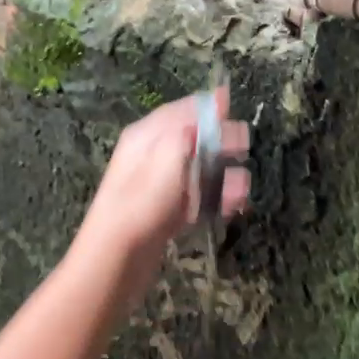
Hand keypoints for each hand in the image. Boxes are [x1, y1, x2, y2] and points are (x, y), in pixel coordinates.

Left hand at [78, 86, 250, 260]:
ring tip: (242, 186)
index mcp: (148, 135)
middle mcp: (153, 155)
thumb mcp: (169, 154)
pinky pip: (197, 196)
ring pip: (200, 170)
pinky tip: (231, 205)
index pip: (183, 110)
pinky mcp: (167, 211)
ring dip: (224, 174)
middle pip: (195, 139)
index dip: (210, 108)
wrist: (116, 260)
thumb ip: (193, 126)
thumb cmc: (143, 201)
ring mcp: (160, 185)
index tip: (233, 108)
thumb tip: (216, 98)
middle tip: (243, 149)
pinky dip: (215, 198)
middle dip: (222, 143)